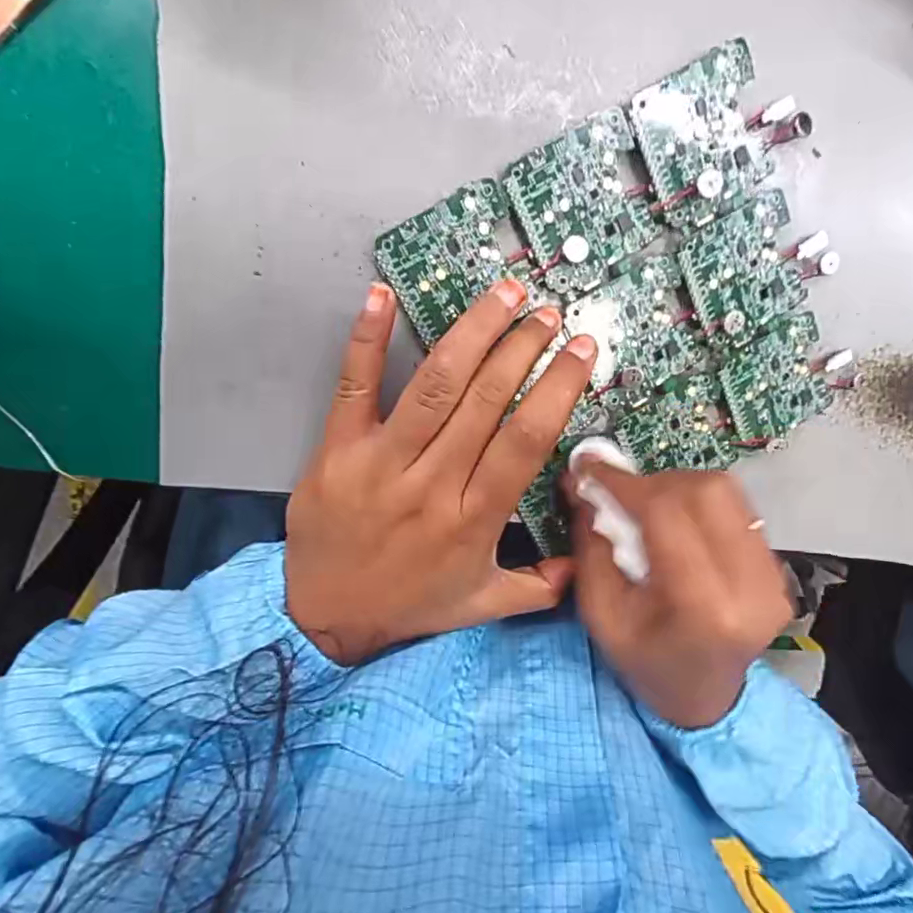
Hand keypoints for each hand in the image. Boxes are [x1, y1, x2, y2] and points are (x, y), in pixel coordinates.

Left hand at [285, 279, 597, 665]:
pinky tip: (382, 295)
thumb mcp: (481, 604)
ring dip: (472, 332)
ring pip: (435, 386)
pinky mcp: (337, 451)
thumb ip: (540, 585)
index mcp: (474, 519)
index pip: (526, 440)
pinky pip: (354, 387)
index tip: (580, 351)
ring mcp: (381, 464)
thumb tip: (587, 564)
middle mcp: (432, 484)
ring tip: (504, 294)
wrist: (325, 617)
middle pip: (486, 400)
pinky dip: (368, 339)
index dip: (557, 388)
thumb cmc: (406, 606)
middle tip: (547, 312)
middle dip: (522, 347)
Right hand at [568, 465, 791, 727]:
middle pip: (707, 492)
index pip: (667, 514)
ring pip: (726, 492)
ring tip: (644, 506)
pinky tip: (672, 520)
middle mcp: (752, 586)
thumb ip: (591, 546)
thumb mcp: (599, 612)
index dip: (624, 482)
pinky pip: (736, 508)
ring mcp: (774, 577)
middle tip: (618, 492)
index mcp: (703, 606)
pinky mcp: (777, 568)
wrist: (701, 695)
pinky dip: (696, 501)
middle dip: (652, 481)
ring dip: (675, 486)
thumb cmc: (643, 660)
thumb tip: (585, 485)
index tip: (590, 467)